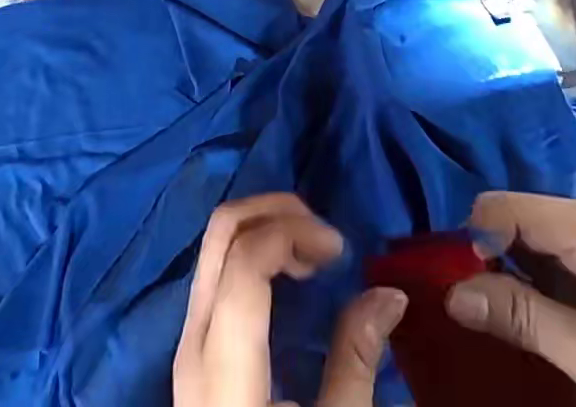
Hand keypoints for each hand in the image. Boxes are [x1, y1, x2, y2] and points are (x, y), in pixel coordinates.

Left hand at [174, 194, 407, 406]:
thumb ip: (354, 361)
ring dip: (267, 227)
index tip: (341, 251)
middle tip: (326, 237)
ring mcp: (186, 339)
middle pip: (221, 233)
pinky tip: (289, 274)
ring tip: (313, 255)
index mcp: (224, 364)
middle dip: (278, 211)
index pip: (246, 258)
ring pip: (215, 245)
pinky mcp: (193, 345)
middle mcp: (193, 337)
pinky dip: (255, 248)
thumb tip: (389, 292)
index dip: (296, 232)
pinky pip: (217, 269)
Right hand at [444, 192, 575, 406]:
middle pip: (515, 221)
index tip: (449, 286)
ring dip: (499, 276)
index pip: (510, 208)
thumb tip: (451, 292)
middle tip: (457, 306)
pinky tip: (508, 321)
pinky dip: (522, 290)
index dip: (473, 239)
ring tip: (477, 317)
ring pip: (526, 245)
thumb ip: (525, 318)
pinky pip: (545, 269)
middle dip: (482, 256)